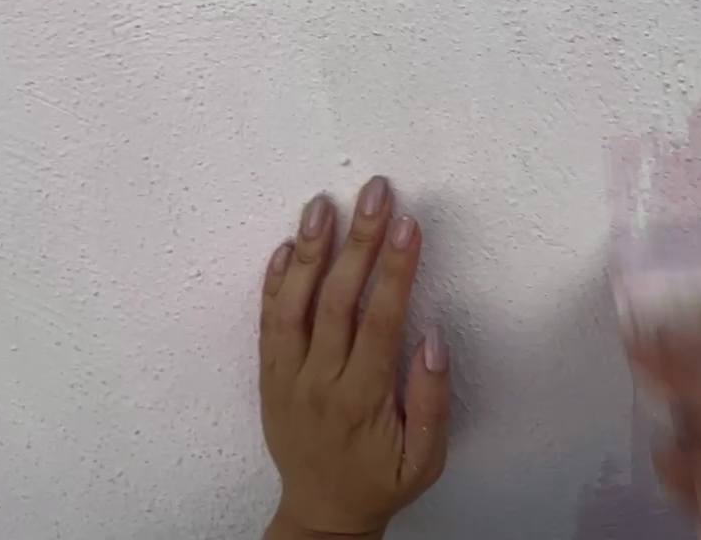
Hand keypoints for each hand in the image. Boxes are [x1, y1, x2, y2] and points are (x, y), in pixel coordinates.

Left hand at [259, 177, 450, 539]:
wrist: (320, 515)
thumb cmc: (378, 481)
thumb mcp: (425, 459)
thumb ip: (432, 400)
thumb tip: (433, 339)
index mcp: (362, 399)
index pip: (381, 321)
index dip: (396, 269)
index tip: (408, 225)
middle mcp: (320, 381)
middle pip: (338, 299)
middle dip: (361, 240)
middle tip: (375, 193)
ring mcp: (288, 376)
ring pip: (296, 303)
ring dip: (312, 249)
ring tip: (323, 204)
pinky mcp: (270, 374)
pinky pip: (267, 322)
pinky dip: (275, 281)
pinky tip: (288, 245)